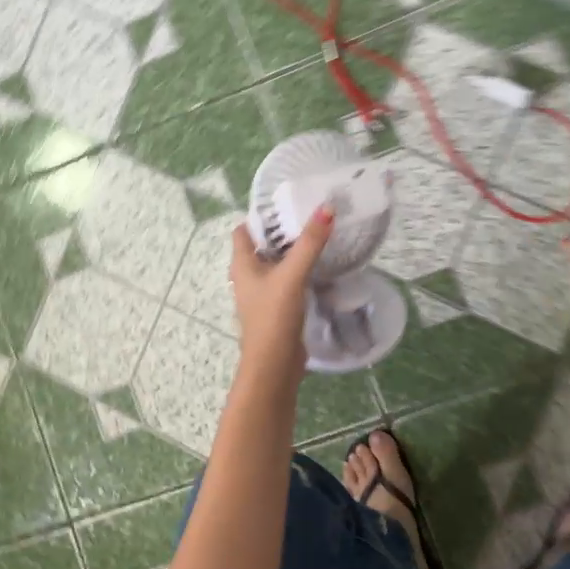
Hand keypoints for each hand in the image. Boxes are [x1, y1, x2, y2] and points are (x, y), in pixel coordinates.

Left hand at [229, 207, 333, 372]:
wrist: (274, 366)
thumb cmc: (273, 317)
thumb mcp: (292, 275)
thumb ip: (310, 243)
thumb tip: (327, 208)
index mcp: (242, 264)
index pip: (244, 229)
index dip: (262, 215)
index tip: (287, 202)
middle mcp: (249, 276)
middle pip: (264, 244)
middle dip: (284, 230)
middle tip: (311, 214)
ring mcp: (263, 293)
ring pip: (278, 263)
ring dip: (294, 251)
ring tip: (320, 235)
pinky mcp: (278, 307)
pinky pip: (289, 280)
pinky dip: (301, 270)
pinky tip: (322, 266)